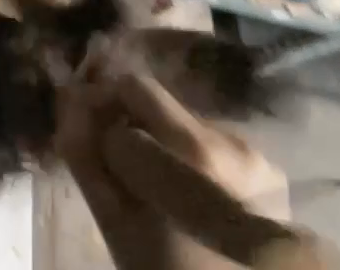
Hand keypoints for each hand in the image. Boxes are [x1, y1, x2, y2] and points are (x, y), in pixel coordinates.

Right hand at [59, 72, 334, 269]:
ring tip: (151, 182)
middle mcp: (229, 140)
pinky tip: (186, 193)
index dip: (99, 107)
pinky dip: (186, 157)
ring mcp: (255, 155)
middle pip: (158, 102)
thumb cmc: (166, 268)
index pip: (130, 87)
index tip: (85, 134)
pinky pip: (209, 143)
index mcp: (191, 150)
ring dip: (156, 139)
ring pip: (181, 121)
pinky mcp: (270, 171)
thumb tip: (69, 98)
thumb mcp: (114, 221)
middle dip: (126, 119)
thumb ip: (84, 153)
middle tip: (111, 159)